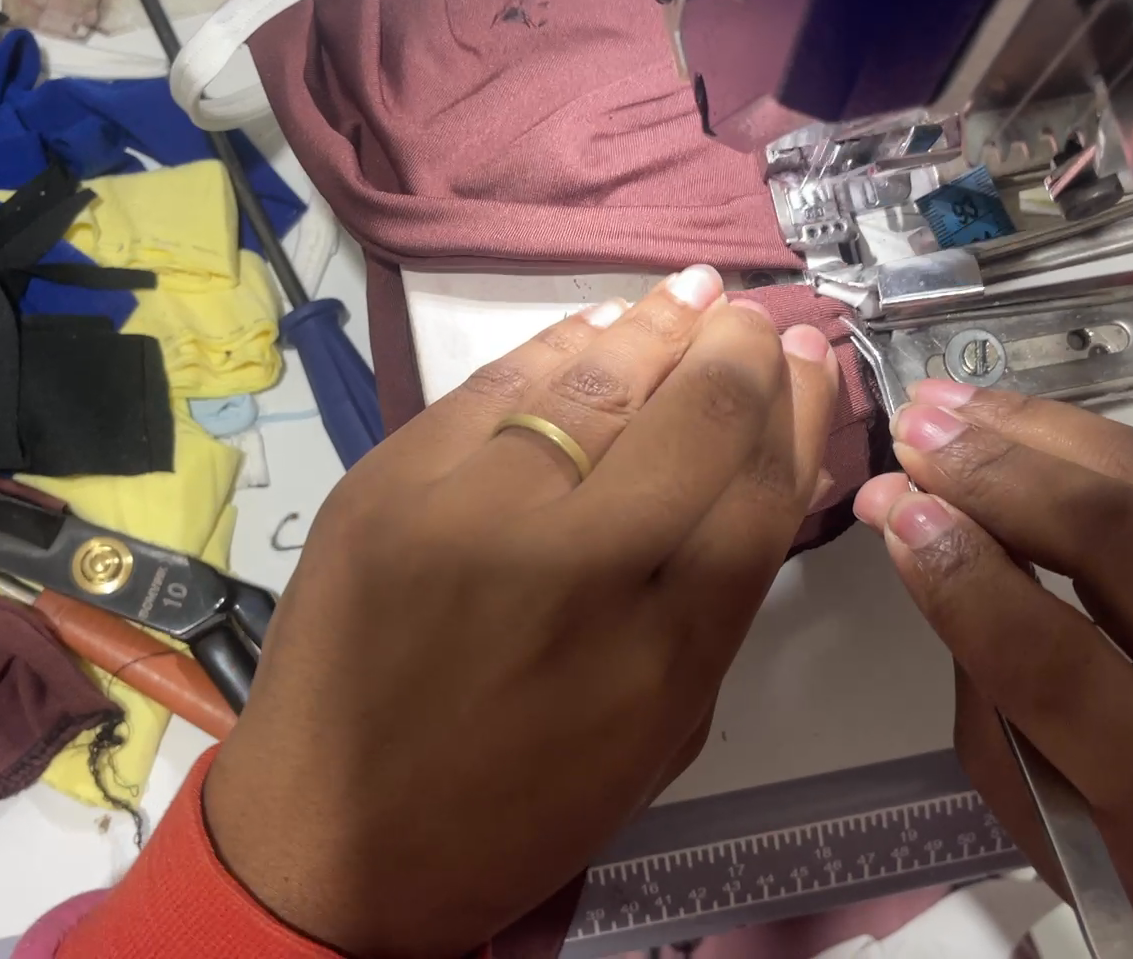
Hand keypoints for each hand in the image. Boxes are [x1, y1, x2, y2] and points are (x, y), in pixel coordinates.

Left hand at [206, 266, 840, 957]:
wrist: (331, 837)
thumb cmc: (516, 808)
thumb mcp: (657, 728)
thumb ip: (715, 595)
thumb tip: (759, 464)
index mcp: (658, 652)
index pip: (757, 488)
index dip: (792, 408)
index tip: (801, 358)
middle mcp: (571, 564)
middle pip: (690, 417)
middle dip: (736, 350)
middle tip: (751, 315)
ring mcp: (467, 511)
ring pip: (593, 381)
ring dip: (656, 326)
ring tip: (693, 295)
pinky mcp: (388, 480)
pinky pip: (495, 385)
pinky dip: (559, 344)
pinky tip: (598, 324)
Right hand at [853, 380, 1132, 958]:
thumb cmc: (1105, 840)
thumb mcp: (1009, 774)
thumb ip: (971, 645)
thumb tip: (907, 512)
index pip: (1056, 662)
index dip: (964, 571)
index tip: (889, 502)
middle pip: (1130, 545)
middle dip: (1001, 473)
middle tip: (912, 428)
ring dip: (1041, 429)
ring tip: (947, 401)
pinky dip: (1085, 445)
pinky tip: (1015, 429)